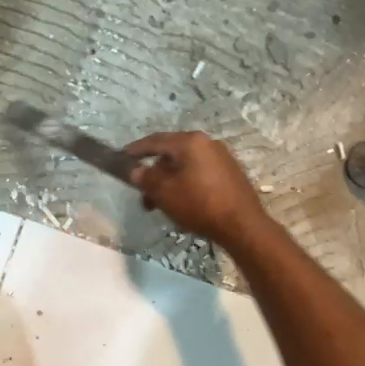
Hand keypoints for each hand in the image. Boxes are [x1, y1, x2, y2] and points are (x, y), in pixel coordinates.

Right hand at [125, 131, 268, 244]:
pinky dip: (185, 184)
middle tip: (144, 194)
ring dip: (169, 182)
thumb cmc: (199, 204)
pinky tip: (182, 204)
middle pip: (171, 154)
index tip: (122, 157)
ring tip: (161, 205)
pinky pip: (199, 173)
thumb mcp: (165, 192)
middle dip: (154, 174)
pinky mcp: (230, 173)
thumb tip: (135, 170)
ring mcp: (222, 157)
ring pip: (185, 166)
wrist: (242, 225)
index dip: (136, 150)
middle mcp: (207, 143)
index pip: (156, 140)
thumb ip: (146, 178)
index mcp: (190, 142)